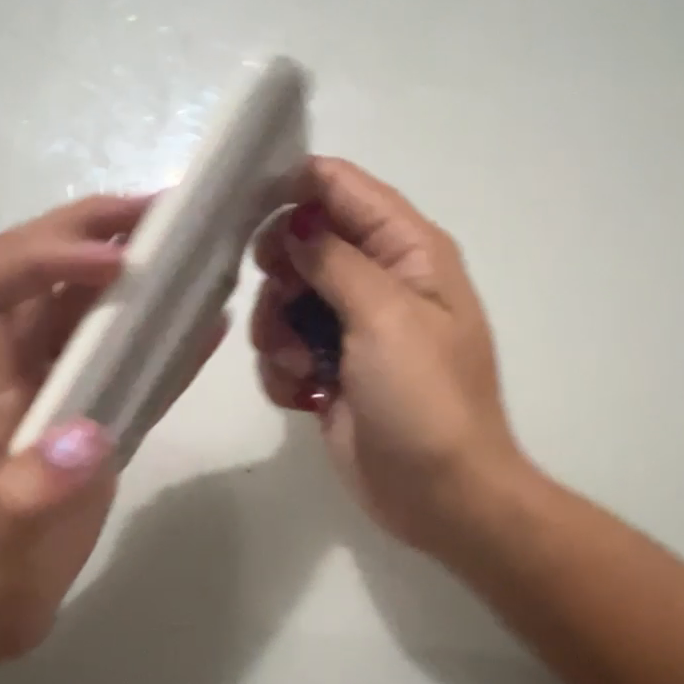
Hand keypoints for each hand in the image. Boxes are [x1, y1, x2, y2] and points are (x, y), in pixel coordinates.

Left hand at [0, 194, 213, 667]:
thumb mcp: (9, 555)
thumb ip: (36, 499)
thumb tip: (86, 432)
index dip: (38, 257)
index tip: (114, 264)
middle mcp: (9, 369)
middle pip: (26, 267)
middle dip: (84, 229)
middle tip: (160, 214)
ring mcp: (45, 384)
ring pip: (72, 296)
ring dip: (121, 260)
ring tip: (185, 241)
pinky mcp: (82, 406)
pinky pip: (115, 347)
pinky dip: (155, 325)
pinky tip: (203, 316)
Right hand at [251, 157, 529, 553]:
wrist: (439, 496)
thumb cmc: (425, 400)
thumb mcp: (385, 316)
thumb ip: (333, 259)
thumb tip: (293, 221)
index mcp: (410, 251)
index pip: (343, 188)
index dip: (293, 188)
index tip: (244, 209)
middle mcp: (381, 280)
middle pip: (304, 243)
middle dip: (281, 275)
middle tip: (283, 307)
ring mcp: (354, 330)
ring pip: (286, 300)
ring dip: (278, 332)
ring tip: (300, 368)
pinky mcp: (331, 373)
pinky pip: (284, 350)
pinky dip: (284, 371)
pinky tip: (306, 397)